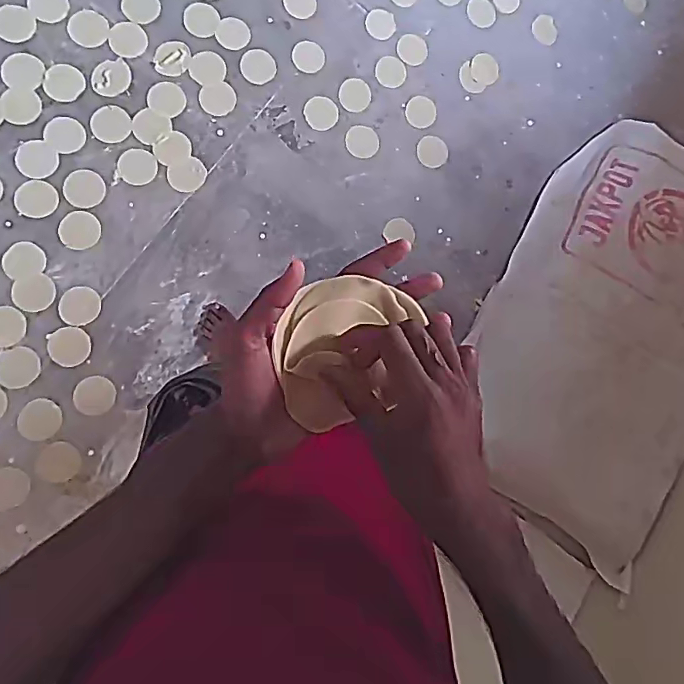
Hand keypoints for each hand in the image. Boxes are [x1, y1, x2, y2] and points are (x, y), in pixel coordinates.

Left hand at [207, 239, 442, 463]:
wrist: (247, 435)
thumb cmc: (243, 384)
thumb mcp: (247, 337)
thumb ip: (270, 302)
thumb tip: (298, 264)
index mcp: (313, 315)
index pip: (349, 282)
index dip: (377, 263)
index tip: (403, 248)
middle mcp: (335, 333)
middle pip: (377, 305)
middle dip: (407, 291)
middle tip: (435, 282)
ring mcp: (348, 361)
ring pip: (386, 336)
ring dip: (412, 325)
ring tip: (439, 320)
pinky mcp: (354, 388)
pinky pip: (384, 373)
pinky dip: (406, 363)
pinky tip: (427, 359)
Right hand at [324, 313, 513, 562]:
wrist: (458, 502)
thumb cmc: (413, 477)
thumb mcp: (377, 438)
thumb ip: (355, 396)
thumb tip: (328, 369)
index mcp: (419, 389)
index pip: (391, 337)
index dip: (365, 339)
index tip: (349, 355)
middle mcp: (445, 377)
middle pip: (415, 329)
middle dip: (385, 336)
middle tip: (367, 358)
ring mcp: (464, 382)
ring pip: (442, 335)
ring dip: (415, 335)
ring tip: (398, 353)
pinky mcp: (474, 391)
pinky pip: (463, 355)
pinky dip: (446, 349)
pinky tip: (431, 365)